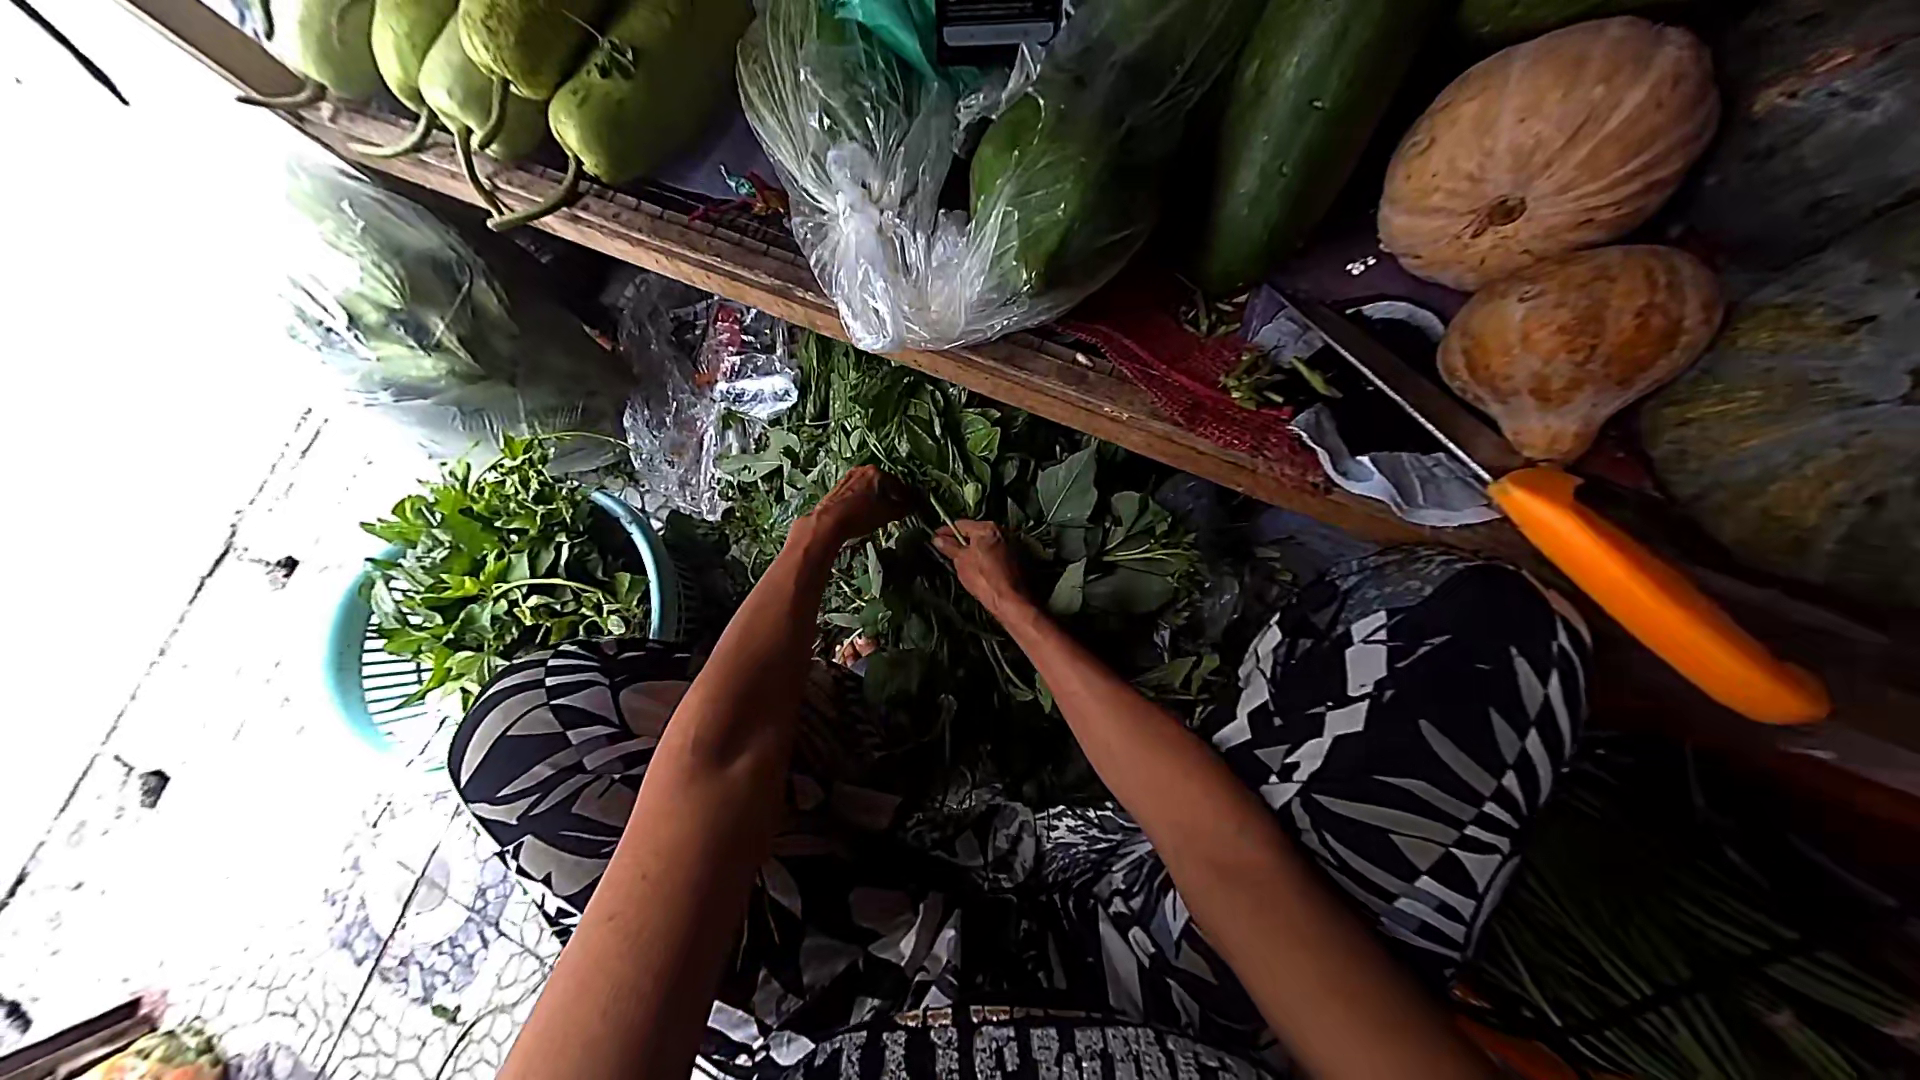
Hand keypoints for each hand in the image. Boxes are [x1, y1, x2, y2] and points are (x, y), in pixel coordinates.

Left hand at [799, 466, 911, 549]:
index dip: (906, 498)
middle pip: (883, 484)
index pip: (898, 485)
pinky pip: (858, 492)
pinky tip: (865, 512)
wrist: (828, 522)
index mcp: (877, 472)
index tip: (911, 506)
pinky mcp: (838, 487)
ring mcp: (848, 477)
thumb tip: (909, 507)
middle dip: (891, 496)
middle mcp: (862, 470)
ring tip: (881, 512)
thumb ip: (902, 509)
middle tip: (897, 509)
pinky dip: (864, 500)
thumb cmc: (860, 515)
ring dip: (877, 498)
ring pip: (869, 487)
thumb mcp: (887, 514)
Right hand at [932, 520, 1031, 621]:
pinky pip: (995, 552)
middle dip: (961, 540)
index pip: (961, 524)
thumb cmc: (983, 578)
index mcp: (987, 528)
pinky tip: (978, 567)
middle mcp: (1002, 531)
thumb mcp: (961, 561)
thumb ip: (949, 547)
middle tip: (947, 549)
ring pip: (986, 543)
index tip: (936, 537)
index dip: (946, 531)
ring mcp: (1012, 543)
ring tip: (960, 559)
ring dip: (974, 548)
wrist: (1011, 599)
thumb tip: (938, 539)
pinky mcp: (1018, 557)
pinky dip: (985, 556)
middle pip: (976, 532)